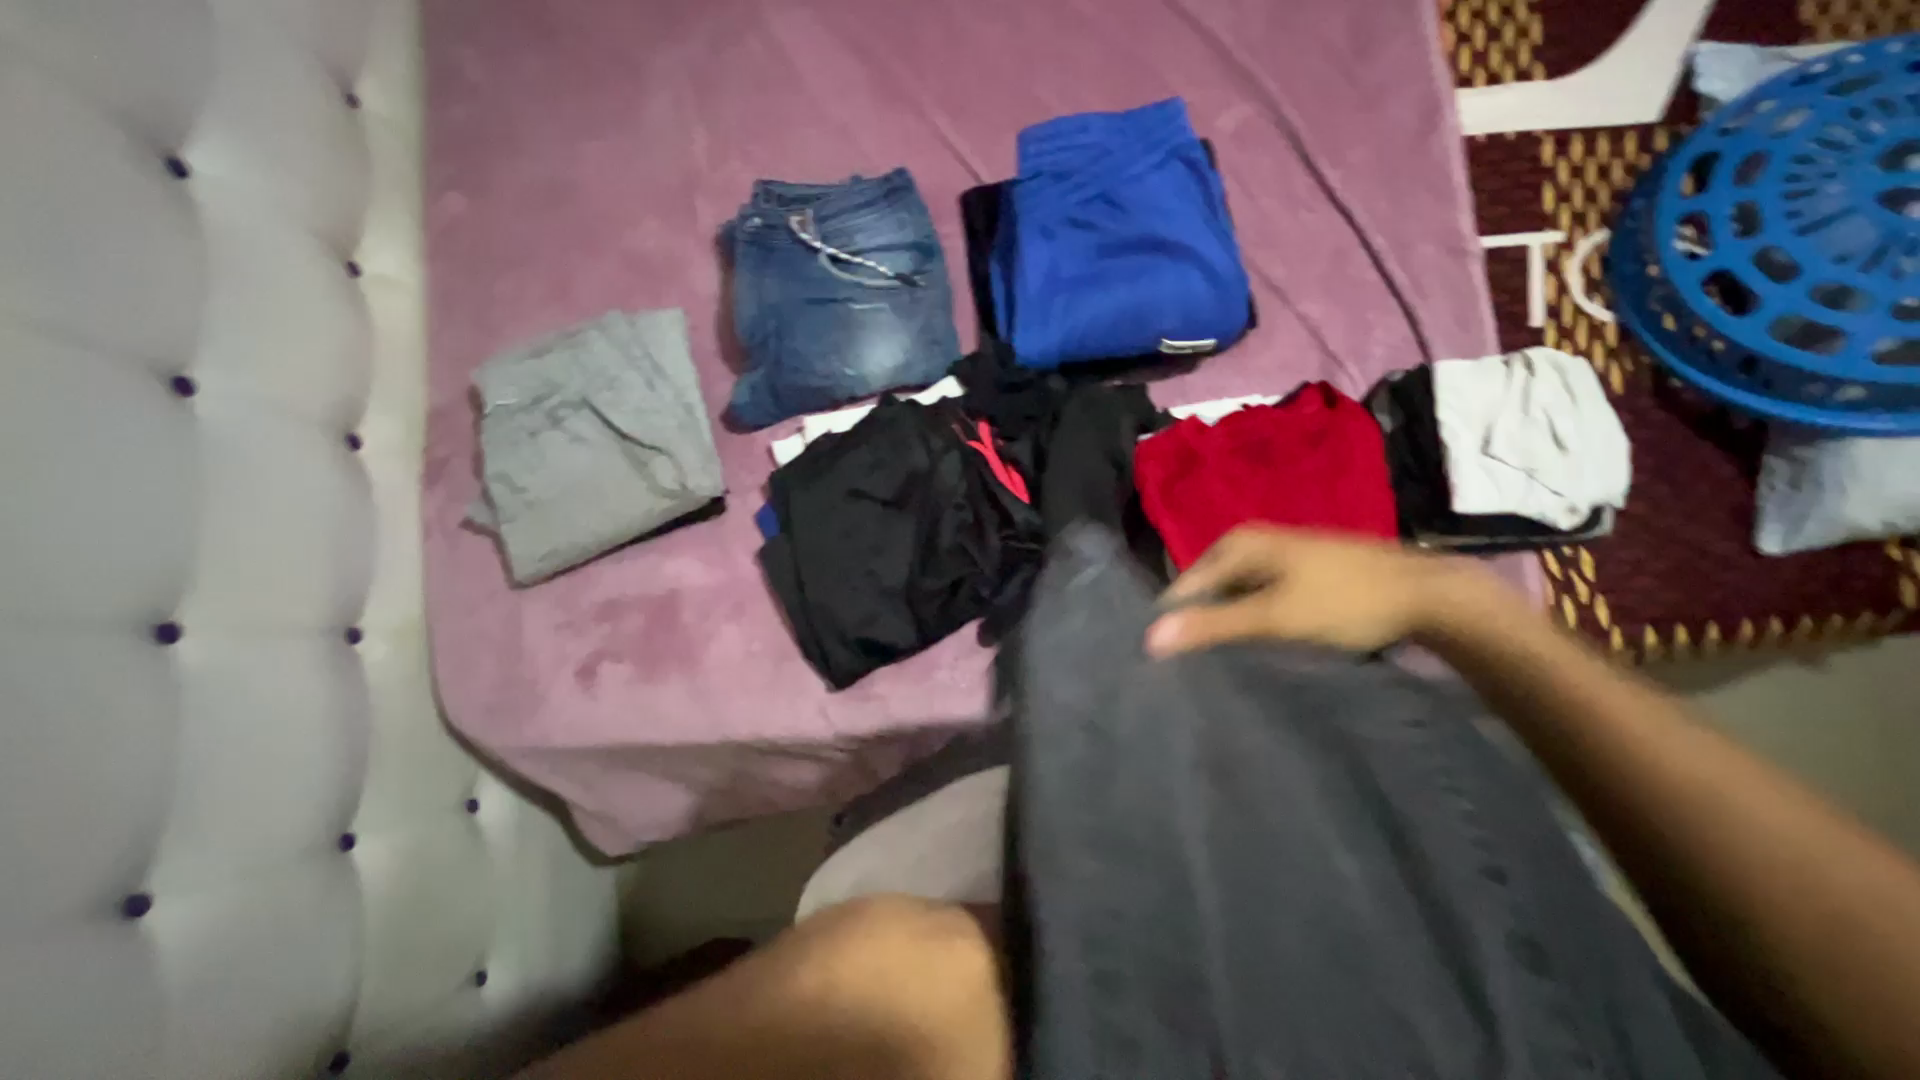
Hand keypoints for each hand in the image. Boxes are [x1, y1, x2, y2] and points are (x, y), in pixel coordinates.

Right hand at [1144, 526, 1505, 656]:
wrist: (1426, 595)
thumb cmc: (1344, 601)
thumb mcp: (1274, 617)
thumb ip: (1212, 626)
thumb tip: (1148, 639)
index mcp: (1237, 543)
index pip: (1183, 587)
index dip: (1174, 622)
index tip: (1166, 664)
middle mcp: (1250, 542)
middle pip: (1206, 590)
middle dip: (1199, 625)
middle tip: (1192, 670)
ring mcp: (1277, 557)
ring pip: (1232, 597)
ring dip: (1225, 627)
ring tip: (1219, 665)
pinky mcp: (1298, 575)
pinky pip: (1255, 600)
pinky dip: (1250, 623)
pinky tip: (1255, 649)